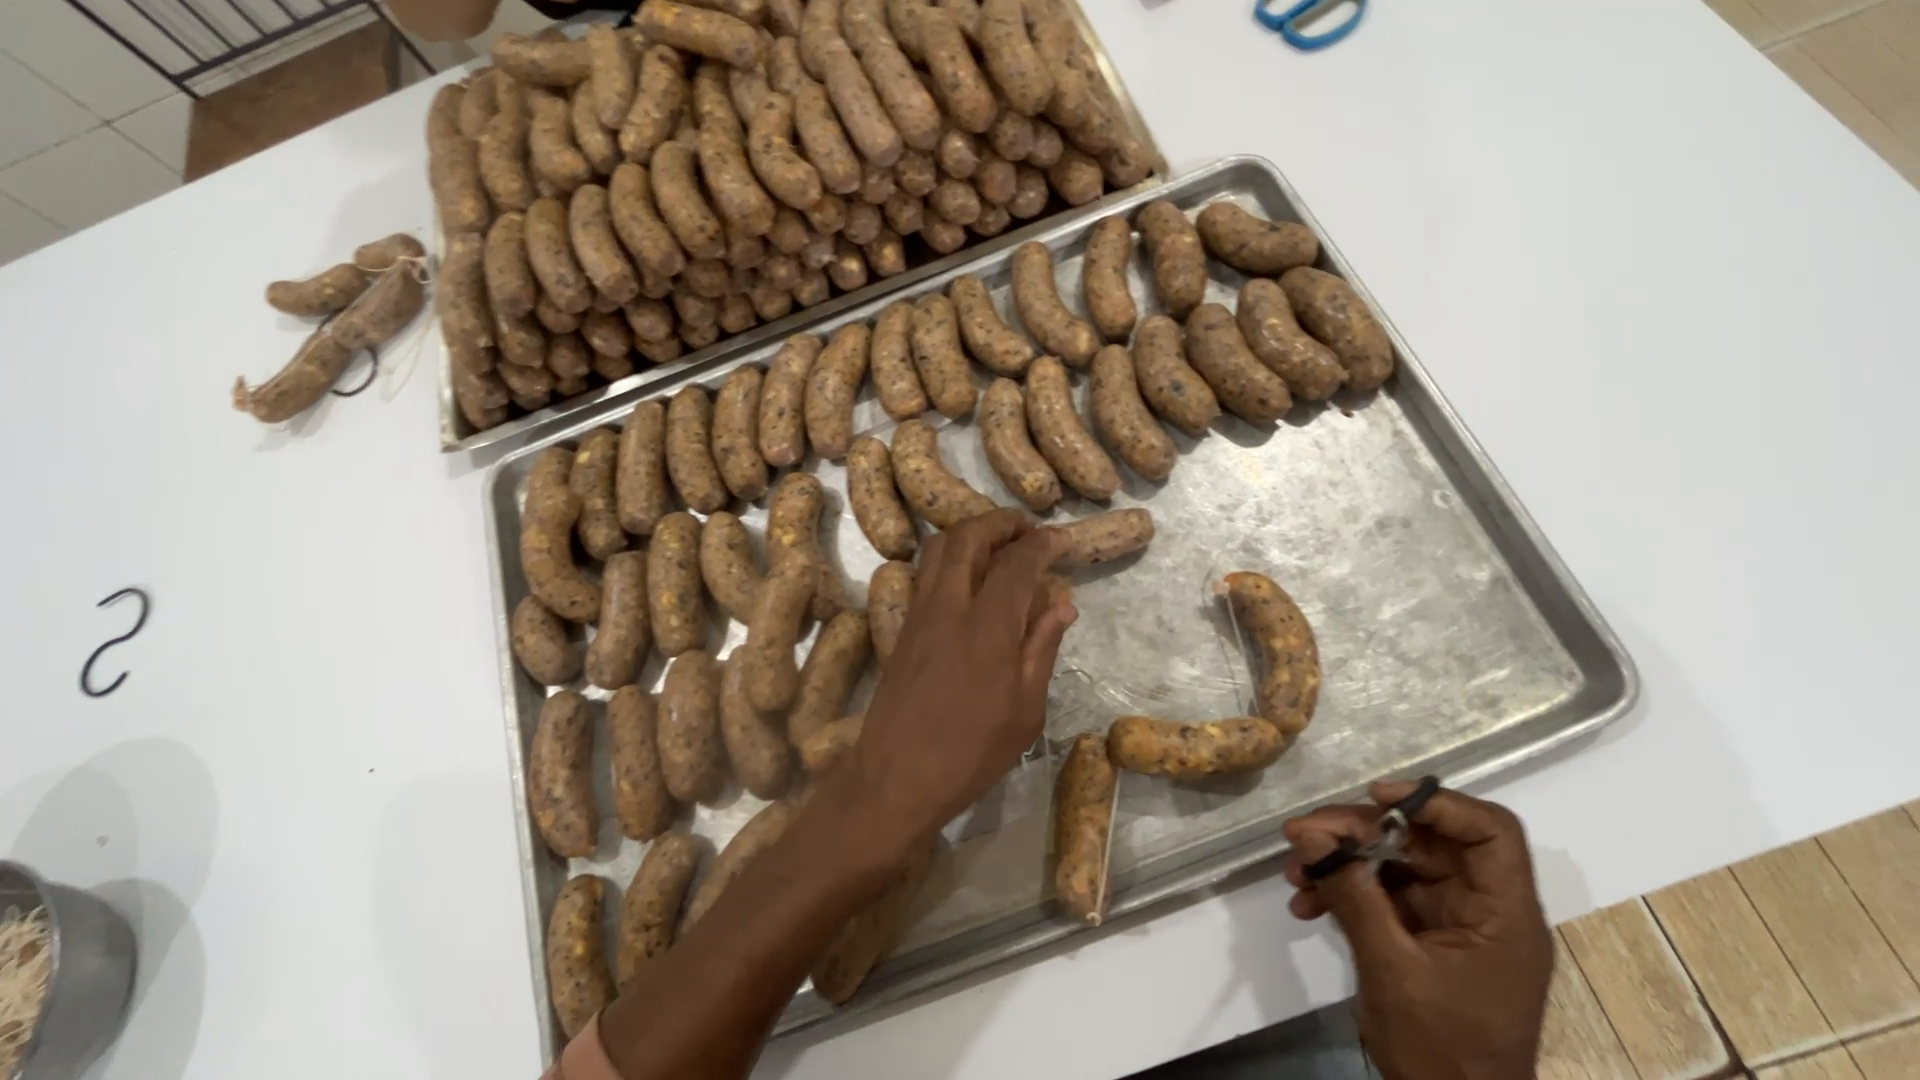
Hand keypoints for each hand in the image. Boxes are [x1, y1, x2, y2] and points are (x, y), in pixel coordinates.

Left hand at [845, 509, 1075, 848]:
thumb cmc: (971, 753)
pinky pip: (925, 573)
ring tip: (999, 544)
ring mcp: (918, 615)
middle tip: (1027, 529)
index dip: (1043, 544)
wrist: (896, 778)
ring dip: (971, 534)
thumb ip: (1042, 648)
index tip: (1062, 539)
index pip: (1017, 563)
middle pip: (969, 538)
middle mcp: (948, 608)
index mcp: (986, 628)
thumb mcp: (1025, 710)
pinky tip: (968, 578)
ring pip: (939, 549)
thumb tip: (1062, 604)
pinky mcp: (902, 628)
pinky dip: (950, 558)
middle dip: (1000, 522)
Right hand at [1281, 782, 1552, 1079]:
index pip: (1489, 832)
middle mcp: (1485, 909)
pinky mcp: (1426, 939)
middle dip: (1362, 833)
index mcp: (1503, 914)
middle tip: (1304, 835)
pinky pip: (1385, 896)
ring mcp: (1454, 924)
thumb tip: (1306, 834)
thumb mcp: (1391, 967)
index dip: (1435, 802)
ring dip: (1345, 863)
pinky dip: (1347, 893)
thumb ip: (1351, 894)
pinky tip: (1308, 904)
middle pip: (1428, 842)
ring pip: (1399, 865)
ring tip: (1296, 872)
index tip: (1374, 797)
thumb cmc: (1441, 1048)